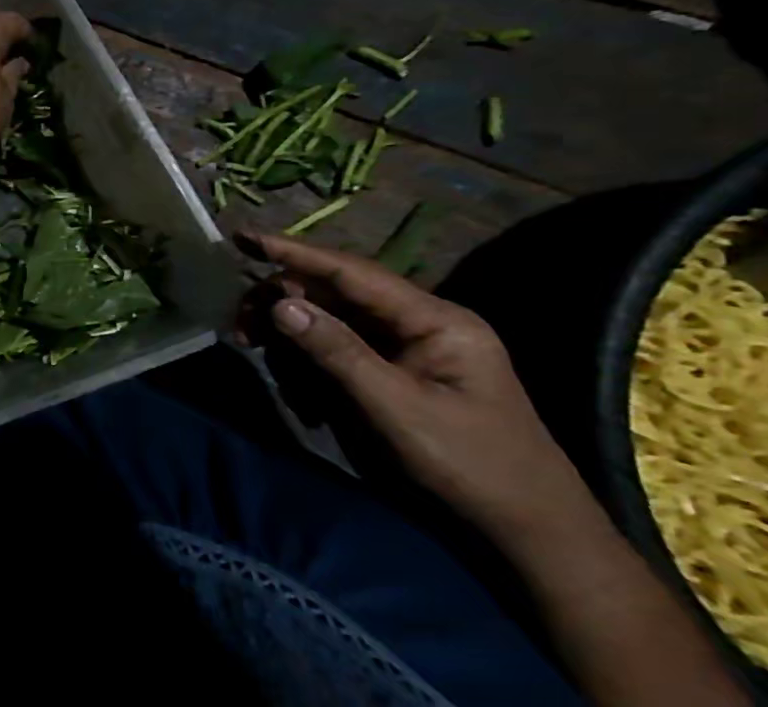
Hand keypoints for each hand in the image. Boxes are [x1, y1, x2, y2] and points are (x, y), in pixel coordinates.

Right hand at [240, 233, 591, 537]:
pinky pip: (337, 353)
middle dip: (281, 306)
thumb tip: (278, 304)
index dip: (293, 252)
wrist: (528, 530)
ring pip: (329, 324)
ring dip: (292, 342)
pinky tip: (302, 398)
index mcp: (435, 320)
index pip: (351, 272)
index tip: (242, 238)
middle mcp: (419, 322)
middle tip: (239, 329)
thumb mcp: (397, 407)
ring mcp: (407, 347)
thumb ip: (337, 351)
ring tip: (264, 365)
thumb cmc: (472, 464)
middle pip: (333, 295)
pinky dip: (310, 367)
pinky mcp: (395, 372)